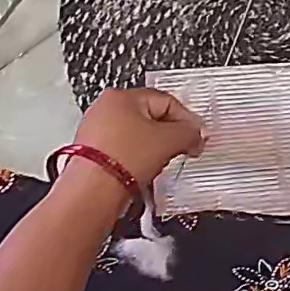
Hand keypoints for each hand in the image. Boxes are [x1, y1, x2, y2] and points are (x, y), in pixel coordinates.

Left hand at [74, 88, 205, 184]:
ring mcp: (97, 132)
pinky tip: (142, 172)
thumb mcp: (169, 140)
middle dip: (170, 135)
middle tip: (182, 149)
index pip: (166, 101)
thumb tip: (196, 133)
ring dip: (154, 149)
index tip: (196, 136)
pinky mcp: (94, 154)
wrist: (93, 192)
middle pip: (152, 118)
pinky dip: (137, 160)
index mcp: (121, 97)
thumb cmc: (121, 160)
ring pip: (139, 137)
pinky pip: (125, 152)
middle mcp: (105, 110)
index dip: (186, 119)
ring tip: (159, 163)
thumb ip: (189, 132)